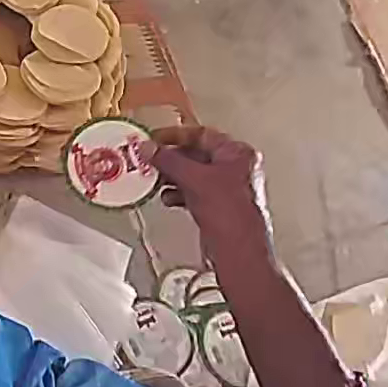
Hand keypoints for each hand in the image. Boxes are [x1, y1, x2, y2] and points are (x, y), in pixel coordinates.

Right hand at [150, 126, 274, 258]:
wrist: (237, 252)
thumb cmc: (231, 215)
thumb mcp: (194, 179)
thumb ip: (168, 161)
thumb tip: (150, 148)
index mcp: (237, 154)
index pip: (201, 134)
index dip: (175, 135)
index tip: (155, 138)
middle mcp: (235, 169)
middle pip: (195, 155)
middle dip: (171, 159)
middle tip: (151, 159)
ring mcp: (226, 189)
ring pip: (192, 175)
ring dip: (172, 176)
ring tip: (156, 178)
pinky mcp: (217, 207)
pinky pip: (193, 193)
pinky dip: (178, 193)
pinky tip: (168, 198)